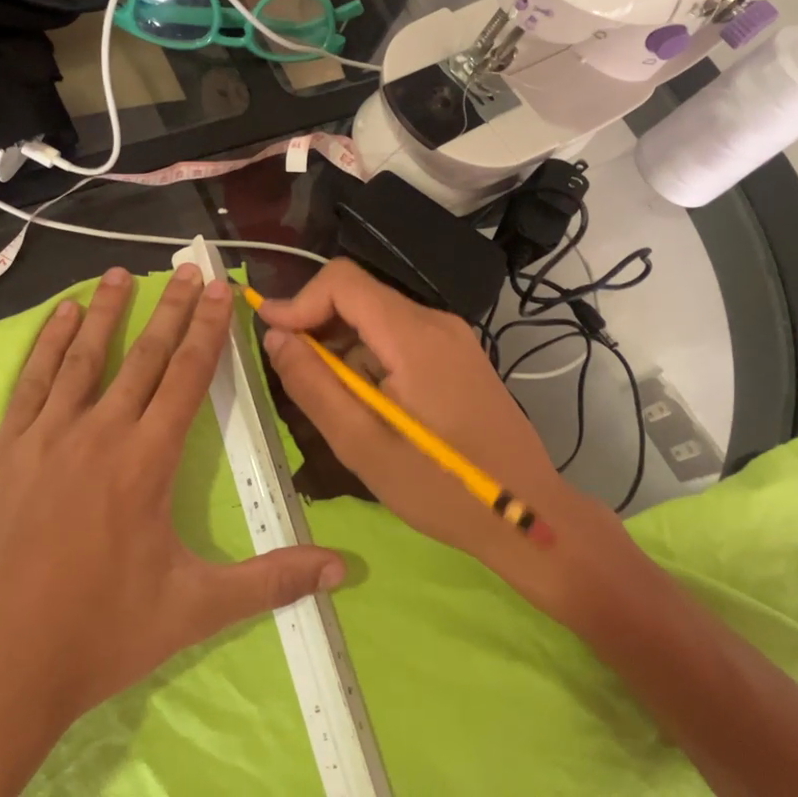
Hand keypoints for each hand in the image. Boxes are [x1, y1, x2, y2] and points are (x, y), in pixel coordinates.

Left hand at [0, 266, 344, 795]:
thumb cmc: (99, 636)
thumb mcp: (195, 610)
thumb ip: (271, 581)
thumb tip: (345, 568)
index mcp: (146, 462)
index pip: (187, 377)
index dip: (208, 330)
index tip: (220, 289)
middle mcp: (98, 433)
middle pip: (142, 356)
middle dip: (169, 309)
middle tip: (185, 267)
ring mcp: (44, 437)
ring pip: (83, 357)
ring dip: (105, 312)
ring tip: (119, 273)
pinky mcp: (3, 450)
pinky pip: (31, 381)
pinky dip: (49, 344)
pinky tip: (60, 319)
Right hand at [257, 259, 641, 632]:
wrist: (528, 517)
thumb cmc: (441, 487)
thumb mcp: (362, 444)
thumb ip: (313, 385)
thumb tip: (277, 336)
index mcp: (414, 336)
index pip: (343, 281)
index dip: (299, 300)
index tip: (269, 335)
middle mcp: (436, 323)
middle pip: (360, 295)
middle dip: (316, 324)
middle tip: (292, 373)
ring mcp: (453, 339)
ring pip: (378, 317)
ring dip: (341, 344)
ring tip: (326, 395)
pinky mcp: (459, 358)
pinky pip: (400, 338)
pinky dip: (368, 356)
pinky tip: (363, 402)